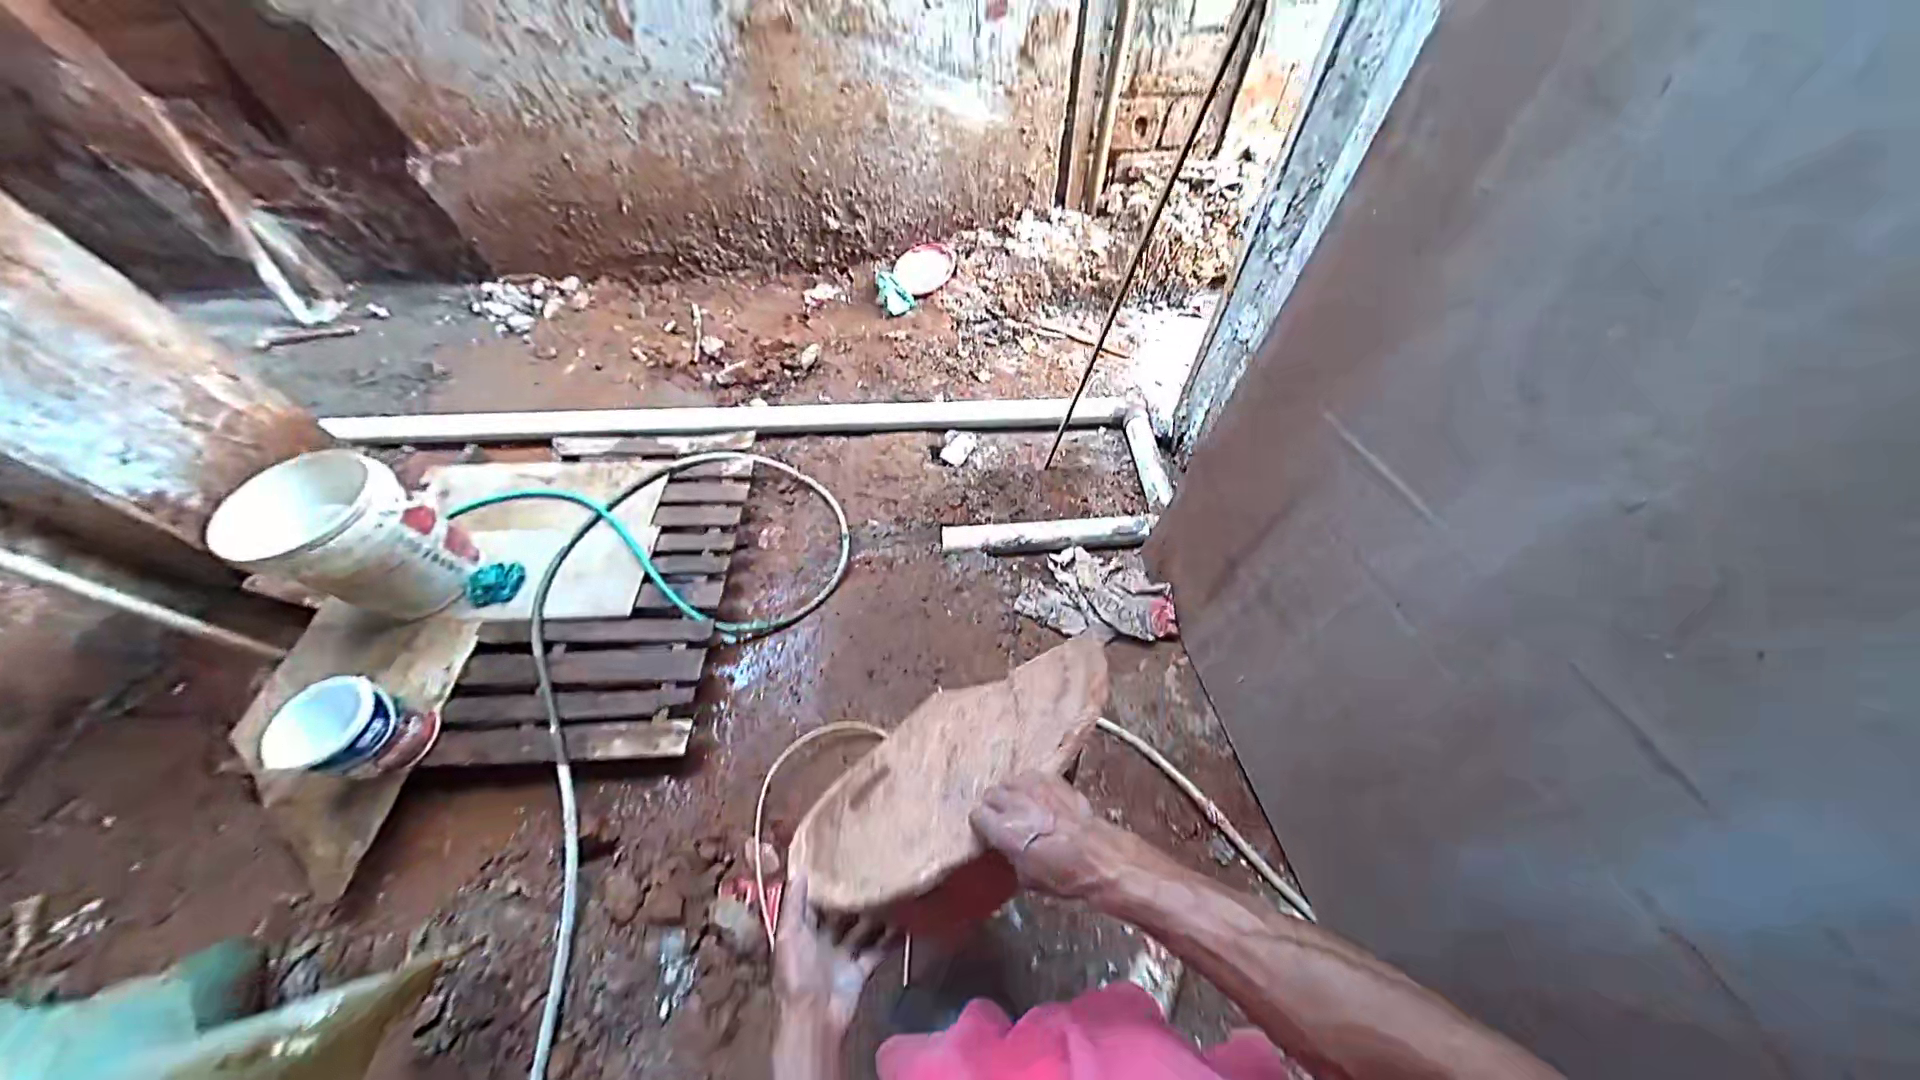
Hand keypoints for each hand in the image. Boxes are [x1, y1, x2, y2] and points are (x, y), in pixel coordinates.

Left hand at [775, 872, 892, 1033]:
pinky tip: (904, 923)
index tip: (842, 859)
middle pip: (841, 915)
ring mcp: (843, 956)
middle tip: (874, 870)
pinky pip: (877, 950)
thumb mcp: (789, 935)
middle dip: (854, 898)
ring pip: (862, 930)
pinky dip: (890, 939)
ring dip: (875, 916)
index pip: (815, 903)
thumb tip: (798, 870)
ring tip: (892, 891)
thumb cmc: (798, 973)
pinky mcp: (859, 970)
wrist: (814, 1019)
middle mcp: (823, 941)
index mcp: (803, 932)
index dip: (825, 885)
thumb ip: (794, 904)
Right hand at [970, 772, 1138, 899]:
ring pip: (1009, 781)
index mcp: (1004, 830)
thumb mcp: (1026, 877)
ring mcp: (1035, 787)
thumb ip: (1008, 854)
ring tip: (1020, 805)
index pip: (977, 815)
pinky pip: (1031, 775)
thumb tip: (1005, 846)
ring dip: (1011, 793)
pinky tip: (1038, 796)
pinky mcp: (1052, 779)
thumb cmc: (1065, 876)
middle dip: (994, 807)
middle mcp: (1015, 803)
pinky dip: (1030, 785)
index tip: (987, 831)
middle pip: (991, 794)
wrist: (1100, 857)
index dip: (982, 825)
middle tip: (1003, 820)